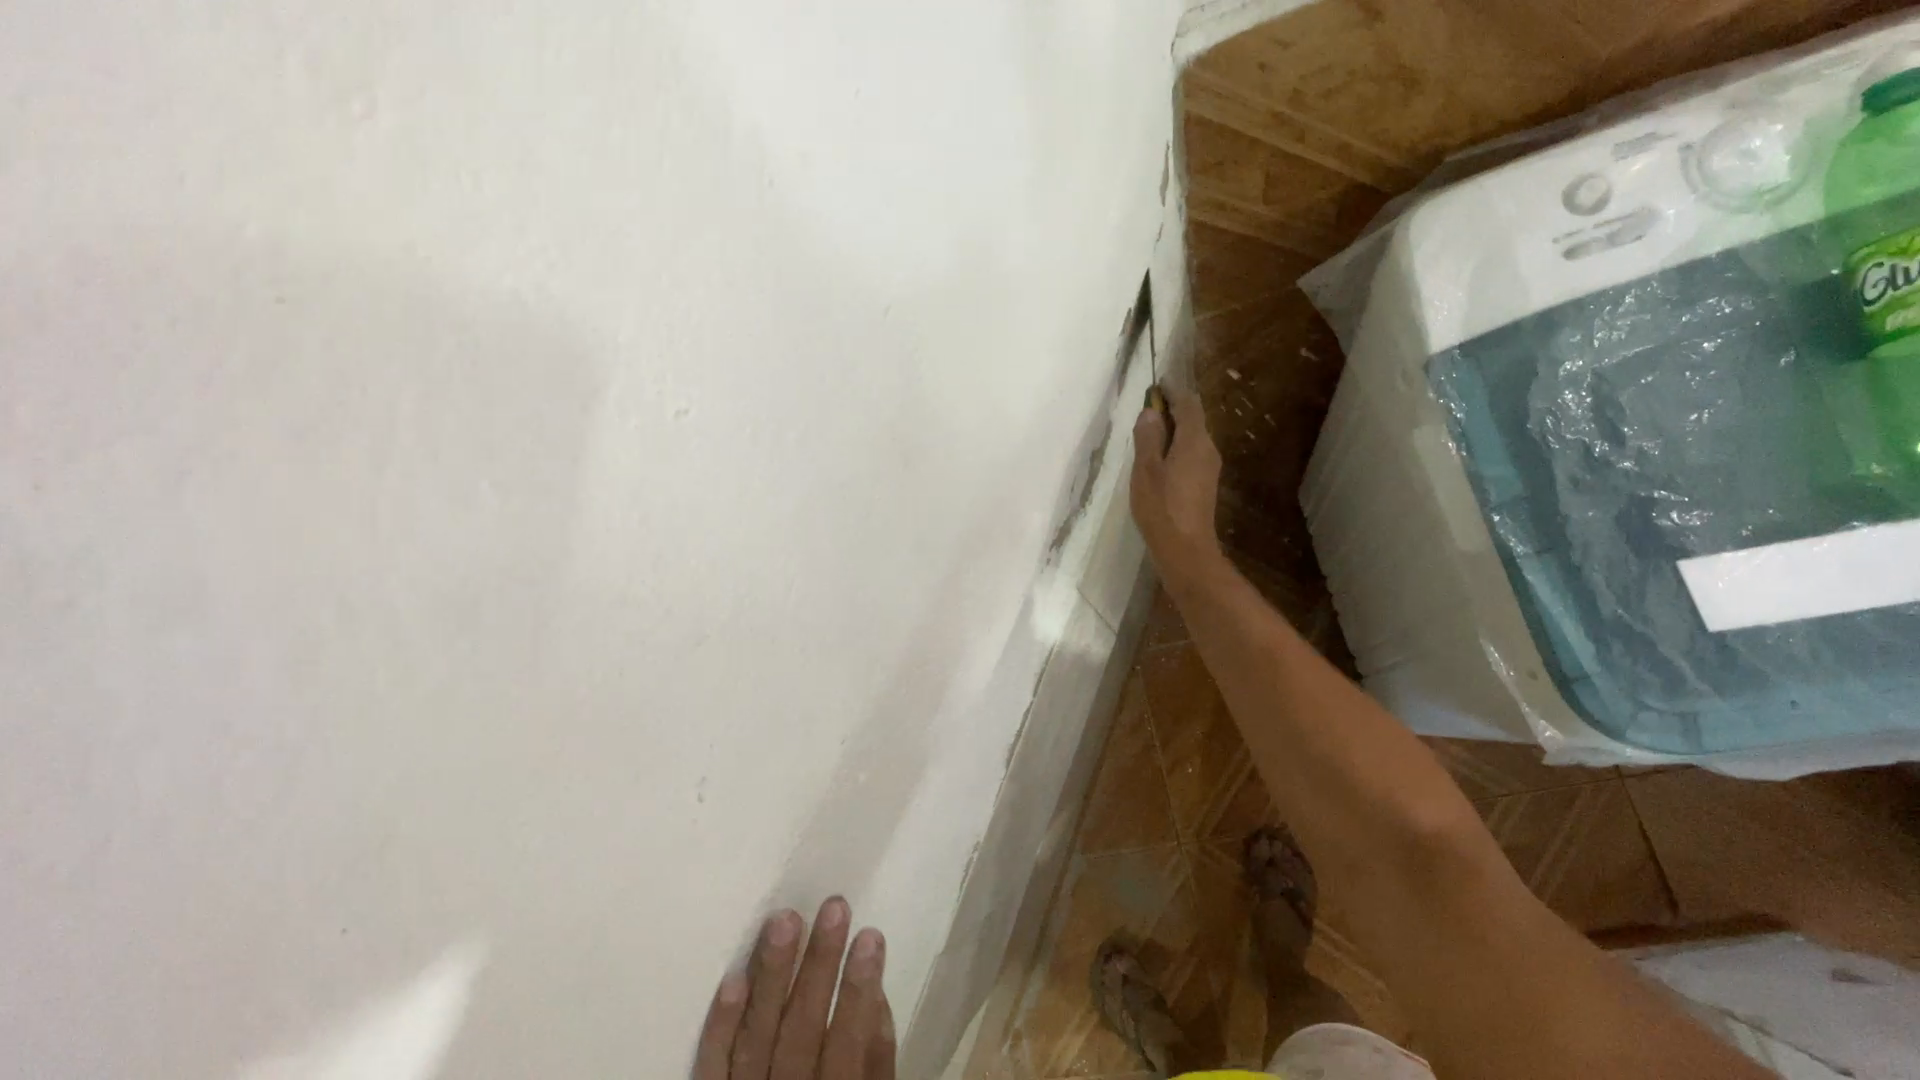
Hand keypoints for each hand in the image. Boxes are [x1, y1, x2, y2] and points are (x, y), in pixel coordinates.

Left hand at [696, 898, 893, 1079]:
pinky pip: (711, 1066)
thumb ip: (877, 1067)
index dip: (859, 992)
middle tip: (833, 908)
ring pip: (756, 1038)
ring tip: (784, 920)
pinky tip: (733, 979)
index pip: (847, 1047)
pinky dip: (721, 1026)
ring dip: (771, 977)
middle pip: (801, 1032)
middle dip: (819, 968)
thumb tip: (876, 998)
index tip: (870, 935)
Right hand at [1130, 384, 1222, 576]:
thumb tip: (1150, 411)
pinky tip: (1158, 461)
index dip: (1173, 391)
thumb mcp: (1146, 470)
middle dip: (1171, 410)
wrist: (1185, 549)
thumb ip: (1148, 437)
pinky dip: (1176, 448)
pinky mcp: (1204, 485)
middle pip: (1193, 420)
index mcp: (1194, 441)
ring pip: (1192, 438)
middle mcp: (1208, 450)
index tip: (1156, 385)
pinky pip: (1191, 455)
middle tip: (1146, 410)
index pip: (1189, 404)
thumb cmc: (1162, 507)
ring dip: (1172, 431)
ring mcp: (1209, 468)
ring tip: (1147, 435)